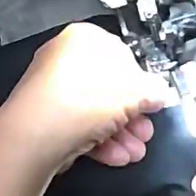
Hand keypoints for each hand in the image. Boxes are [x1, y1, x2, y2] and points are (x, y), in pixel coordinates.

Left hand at [0, 23, 175, 174]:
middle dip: (132, 116)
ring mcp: (53, 91)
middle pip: (109, 89)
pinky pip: (79, 127)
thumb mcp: (134, 93)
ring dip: (120, 134)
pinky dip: (100, 142)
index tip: (152, 103)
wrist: (35, 135)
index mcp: (84, 39)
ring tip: (135, 151)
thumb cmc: (82, 100)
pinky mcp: (46, 119)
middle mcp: (64, 60)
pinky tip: (116, 156)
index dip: (141, 83)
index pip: (122, 57)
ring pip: (96, 112)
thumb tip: (159, 94)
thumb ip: (152, 92)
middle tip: (145, 131)